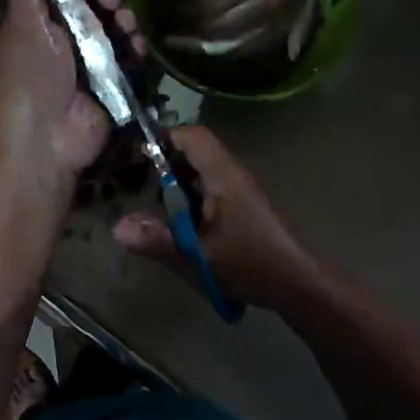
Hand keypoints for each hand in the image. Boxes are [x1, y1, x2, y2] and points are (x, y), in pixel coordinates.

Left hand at [0, 0, 141, 191]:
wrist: (49, 139)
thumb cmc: (31, 79)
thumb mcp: (24, 25)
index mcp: (40, 20)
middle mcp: (67, 37)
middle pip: (95, 0)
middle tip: (109, 0)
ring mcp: (92, 60)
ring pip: (116, 24)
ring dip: (124, 17)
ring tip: (125, 24)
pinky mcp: (113, 82)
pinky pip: (131, 55)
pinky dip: (136, 47)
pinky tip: (137, 47)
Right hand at [112, 125, 322, 309]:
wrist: (301, 284)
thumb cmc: (252, 266)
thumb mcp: (198, 257)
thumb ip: (157, 241)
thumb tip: (118, 227)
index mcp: (225, 176)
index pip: (193, 135)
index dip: (163, 139)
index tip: (136, 158)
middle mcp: (236, 175)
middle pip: (196, 153)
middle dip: (166, 167)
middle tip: (141, 191)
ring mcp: (244, 192)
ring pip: (205, 174)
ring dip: (180, 188)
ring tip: (159, 214)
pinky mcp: (248, 209)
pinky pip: (215, 192)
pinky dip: (195, 202)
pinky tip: (186, 230)